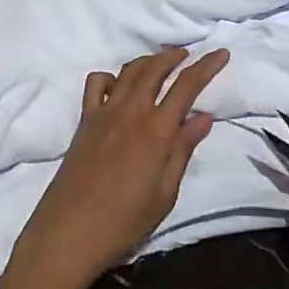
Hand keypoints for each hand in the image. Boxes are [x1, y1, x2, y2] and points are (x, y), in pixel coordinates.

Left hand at [0, 47, 229, 288]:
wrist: (66, 235)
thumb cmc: (123, 223)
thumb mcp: (164, 194)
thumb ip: (183, 150)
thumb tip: (203, 117)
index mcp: (156, 130)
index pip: (187, 85)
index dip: (206, 66)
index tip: (221, 53)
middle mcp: (131, 111)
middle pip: (155, 68)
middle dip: (175, 56)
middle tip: (189, 54)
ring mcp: (103, 113)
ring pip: (129, 71)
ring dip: (149, 60)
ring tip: (162, 62)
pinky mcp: (84, 121)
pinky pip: (97, 84)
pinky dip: (112, 77)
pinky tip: (120, 87)